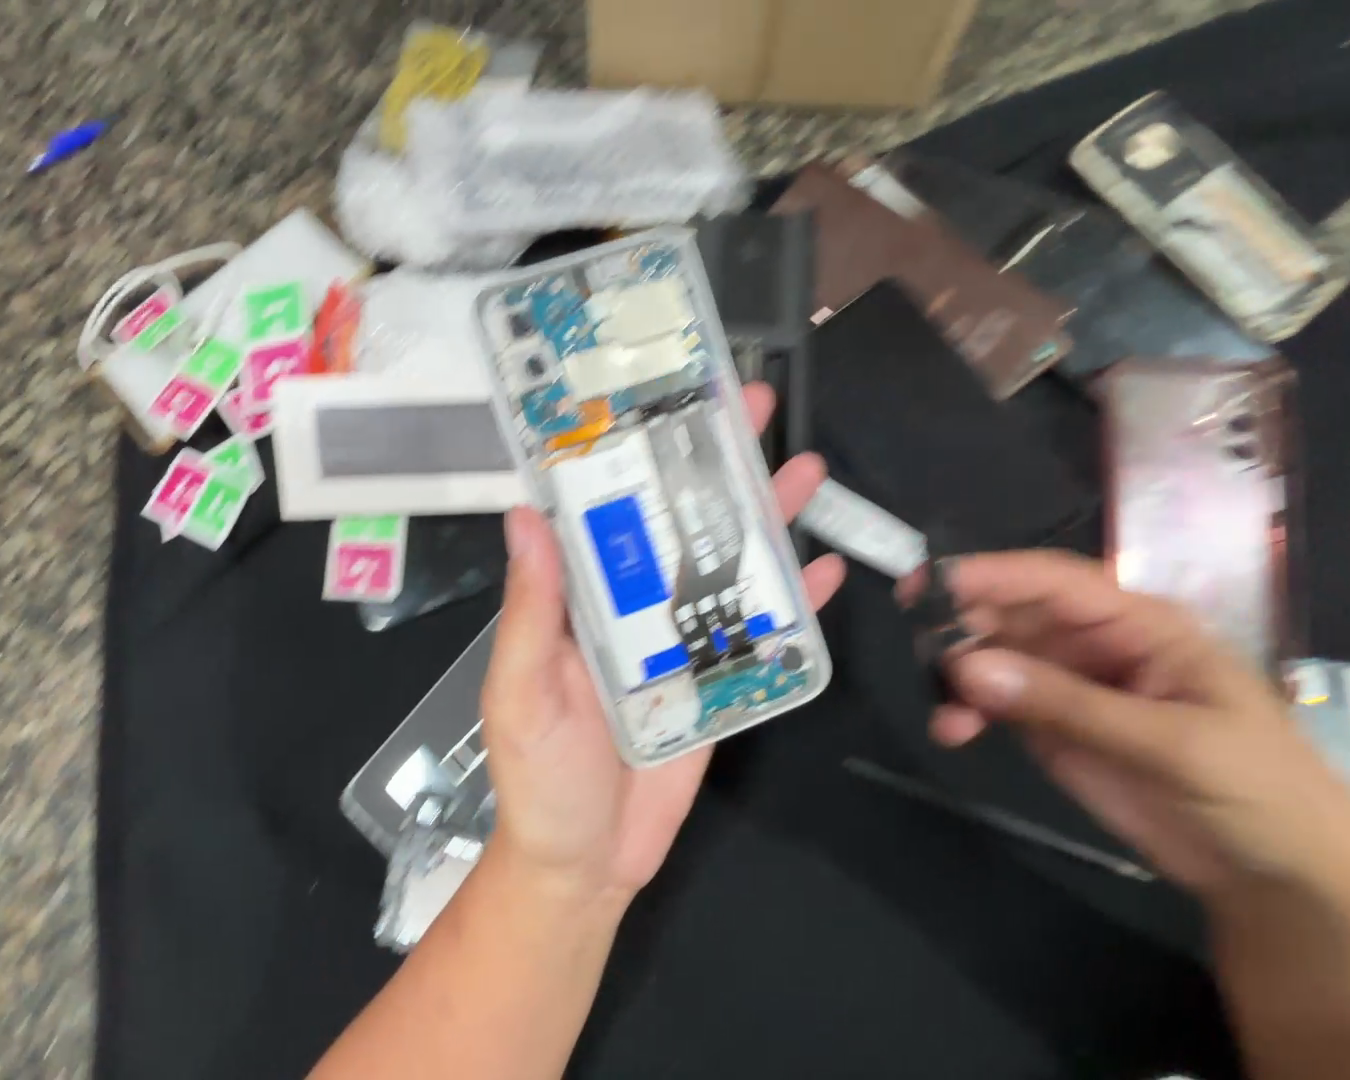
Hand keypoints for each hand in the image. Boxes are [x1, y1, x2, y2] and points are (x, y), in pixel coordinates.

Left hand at [479, 383, 846, 906]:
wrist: (588, 861)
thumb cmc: (540, 775)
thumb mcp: (523, 689)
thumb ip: (533, 609)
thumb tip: (526, 515)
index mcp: (580, 598)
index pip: (608, 510)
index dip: (634, 454)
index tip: (663, 401)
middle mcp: (631, 607)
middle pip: (678, 524)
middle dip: (714, 467)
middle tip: (755, 406)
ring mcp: (679, 643)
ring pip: (728, 568)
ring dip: (765, 519)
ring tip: (807, 469)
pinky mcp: (718, 684)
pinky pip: (760, 634)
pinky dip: (793, 603)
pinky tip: (825, 566)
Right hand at [909, 551, 1349, 901]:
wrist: (1277, 875)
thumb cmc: (1256, 789)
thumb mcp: (1172, 743)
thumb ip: (1066, 704)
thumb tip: (965, 668)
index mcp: (1137, 624)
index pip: (1052, 582)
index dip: (988, 575)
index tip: (924, 585)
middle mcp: (1092, 642)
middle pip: (1009, 613)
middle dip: (960, 626)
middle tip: (921, 653)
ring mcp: (1065, 683)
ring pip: (988, 656)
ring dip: (954, 675)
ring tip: (944, 712)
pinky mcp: (1046, 725)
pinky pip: (987, 702)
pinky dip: (961, 711)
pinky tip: (952, 733)